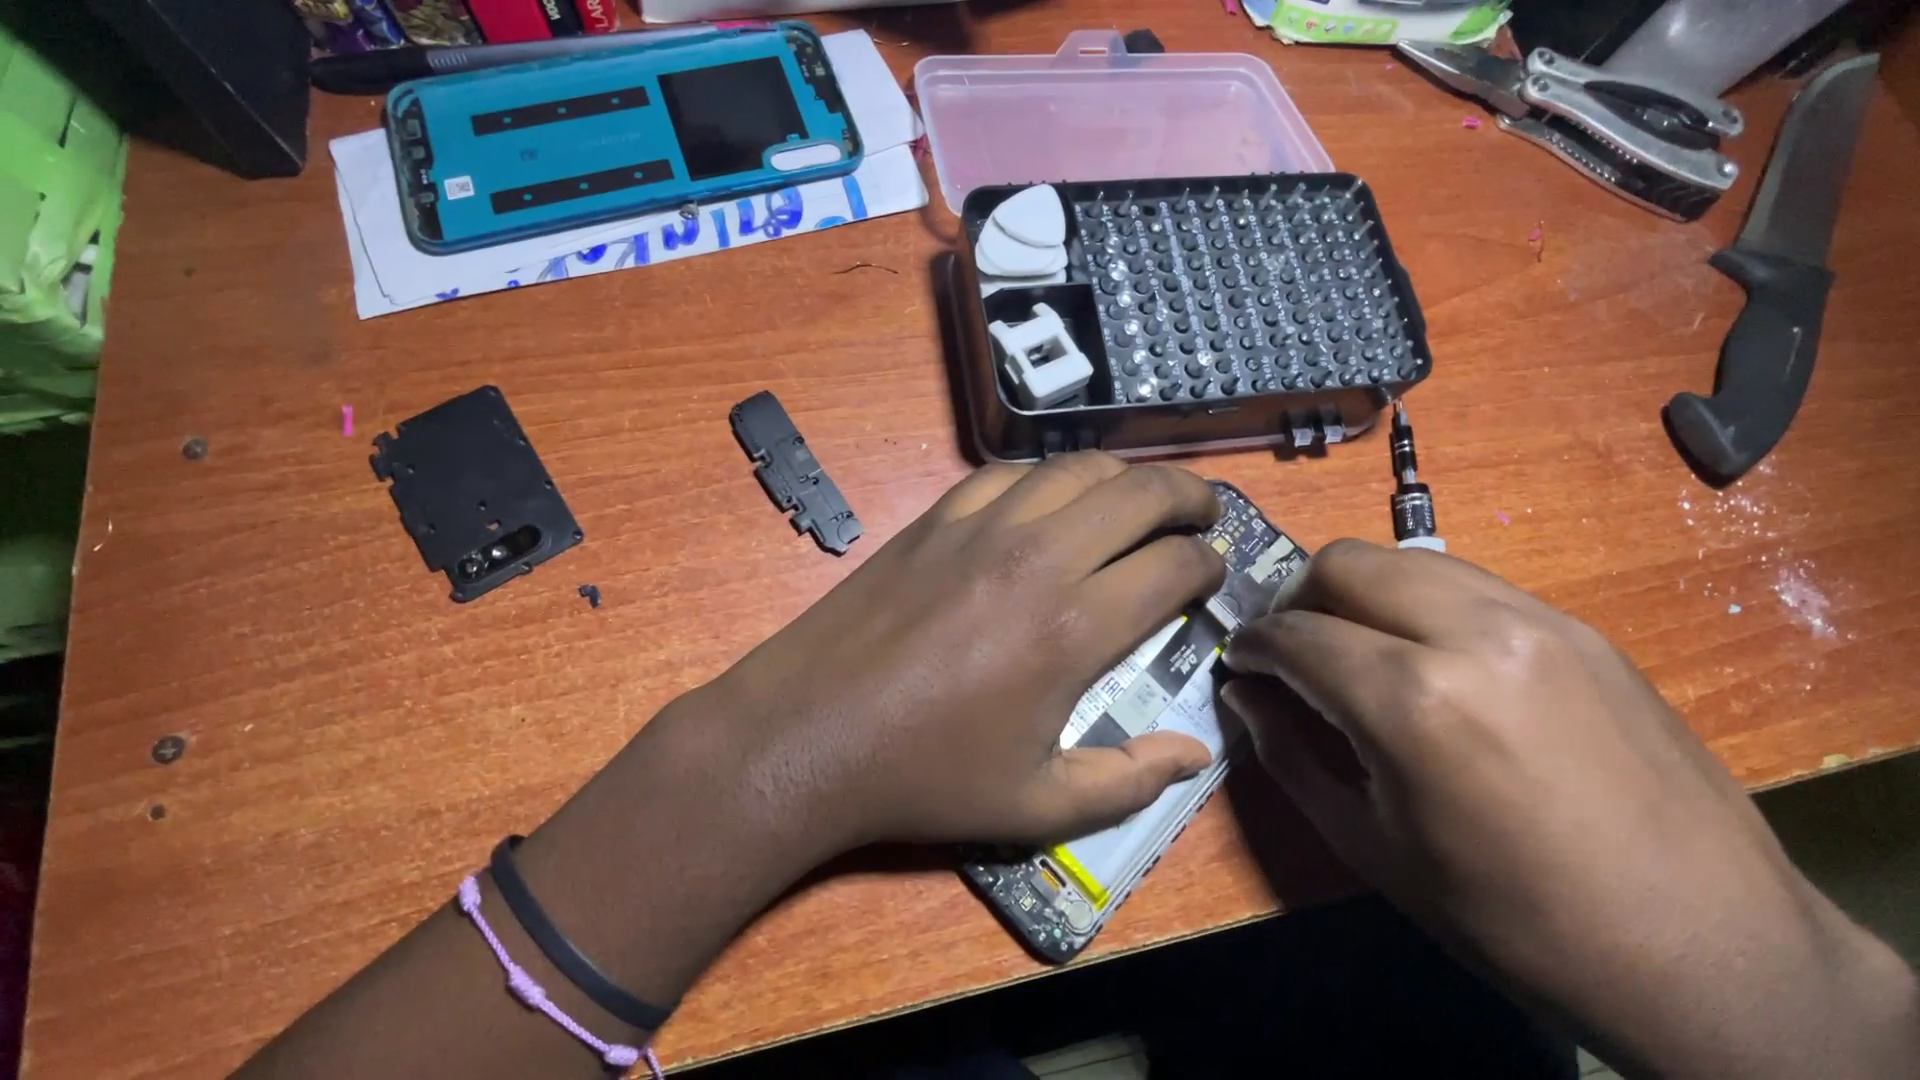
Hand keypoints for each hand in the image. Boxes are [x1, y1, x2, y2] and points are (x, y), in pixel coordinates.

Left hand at [694, 452, 1224, 857]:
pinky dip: (1050, 478)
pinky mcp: (935, 518)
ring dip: (1123, 478)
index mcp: (1074, 626)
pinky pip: (1009, 473)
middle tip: (1203, 516)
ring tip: (1138, 501)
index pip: (1174, 566)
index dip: (1208, 565)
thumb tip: (1195, 753)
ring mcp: (980, 526)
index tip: (1212, 577)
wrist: (808, 734)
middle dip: (1189, 496)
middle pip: (1140, 492)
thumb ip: (1128, 780)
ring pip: (1077, 468)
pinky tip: (1050, 502)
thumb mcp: (1037, 806)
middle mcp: (1038, 555)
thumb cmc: (924, 777)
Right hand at [1220, 540, 1917, 1079]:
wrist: (1703, 950)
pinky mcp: (1580, 630)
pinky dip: (1421, 603)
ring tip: (1354, 647)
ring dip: (1359, 592)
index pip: (1295, 634)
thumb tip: (1245, 696)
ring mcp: (1536, 621)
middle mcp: (1472, 633)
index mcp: (1412, 699)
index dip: (1251, 645)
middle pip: (1346, 563)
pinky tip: (1427, 658)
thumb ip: (1290, 755)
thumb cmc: (1510, 918)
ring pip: (1409, 560)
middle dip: (1297, 599)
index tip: (1238, 663)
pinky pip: (1470, 585)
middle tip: (1290, 649)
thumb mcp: (1371, 846)